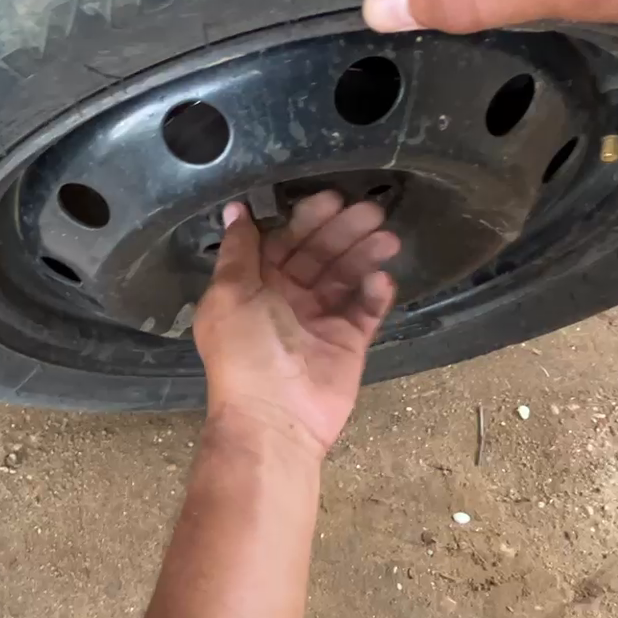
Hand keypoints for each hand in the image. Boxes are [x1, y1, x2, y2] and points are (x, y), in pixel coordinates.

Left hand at [191, 192, 398, 454]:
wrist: (274, 418)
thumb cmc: (244, 353)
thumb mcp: (229, 295)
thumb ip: (237, 251)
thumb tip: (234, 210)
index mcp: (254, 286)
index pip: (284, 242)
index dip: (307, 220)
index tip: (332, 199)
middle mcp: (286, 299)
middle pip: (319, 254)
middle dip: (343, 230)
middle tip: (370, 211)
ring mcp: (319, 319)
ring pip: (346, 276)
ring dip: (365, 253)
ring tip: (387, 236)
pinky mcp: (348, 341)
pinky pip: (365, 309)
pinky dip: (374, 292)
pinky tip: (381, 278)